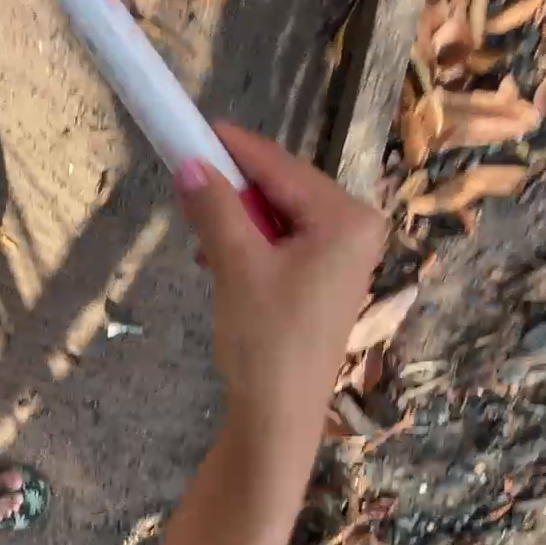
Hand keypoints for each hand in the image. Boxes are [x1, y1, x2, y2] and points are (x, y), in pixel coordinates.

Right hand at [176, 124, 386, 441]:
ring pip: (280, 222)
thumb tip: (189, 165)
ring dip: (238, 226)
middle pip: (285, 193)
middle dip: (236, 195)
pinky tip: (225, 269)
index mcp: (347, 219)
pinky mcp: (323, 286)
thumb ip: (216, 212)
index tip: (198, 130)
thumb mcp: (237, 269)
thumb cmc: (266, 340)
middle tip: (192, 196)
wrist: (279, 415)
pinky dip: (250, 250)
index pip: (283, 169)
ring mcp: (343, 260)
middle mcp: (355, 231)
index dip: (237, 150)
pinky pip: (283, 249)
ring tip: (206, 248)